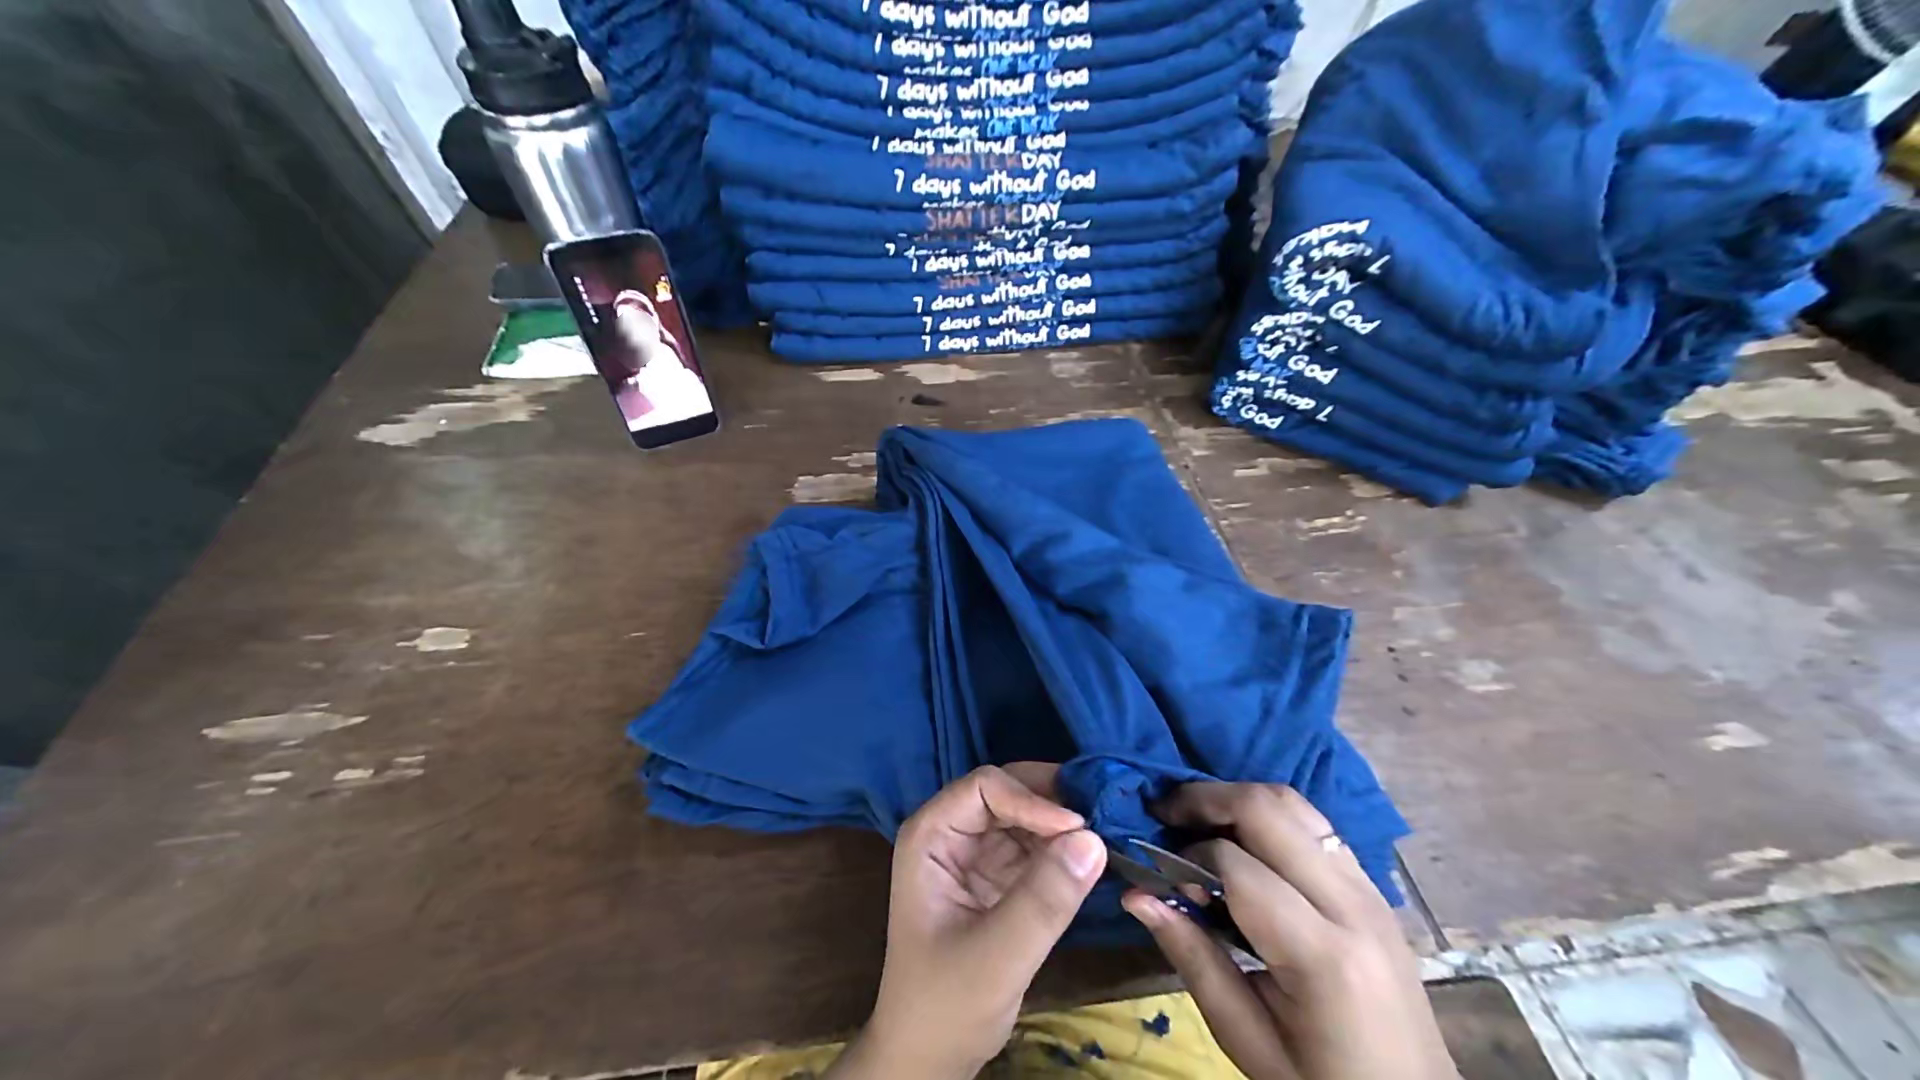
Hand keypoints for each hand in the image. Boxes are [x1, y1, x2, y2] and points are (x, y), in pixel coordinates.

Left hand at [829, 764, 1106, 1079]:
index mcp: (931, 836)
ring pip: (1027, 814)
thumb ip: (1043, 900)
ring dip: (1065, 822)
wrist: (932, 1056)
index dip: (1031, 799)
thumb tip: (1093, 840)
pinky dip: (1066, 848)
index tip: (1077, 827)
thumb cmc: (946, 1004)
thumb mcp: (996, 956)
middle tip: (1104, 814)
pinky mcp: (1001, 876)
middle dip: (1053, 801)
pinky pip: (1037, 845)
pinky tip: (1096, 856)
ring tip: (1109, 831)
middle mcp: (953, 833)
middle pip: (1007, 792)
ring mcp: (977, 853)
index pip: (984, 788)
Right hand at [1122, 783, 1456, 1079]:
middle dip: (1205, 799)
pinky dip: (1267, 816)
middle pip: (1268, 809)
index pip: (1236, 864)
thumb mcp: (1247, 1038)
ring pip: (1293, 803)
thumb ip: (1192, 957)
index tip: (1157, 874)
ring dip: (1236, 799)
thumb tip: (1135, 894)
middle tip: (1164, 815)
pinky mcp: (1373, 888)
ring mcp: (1370, 889)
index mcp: (1322, 954)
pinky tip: (1242, 842)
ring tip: (1197, 821)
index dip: (1186, 855)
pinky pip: (1313, 825)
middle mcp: (1352, 905)